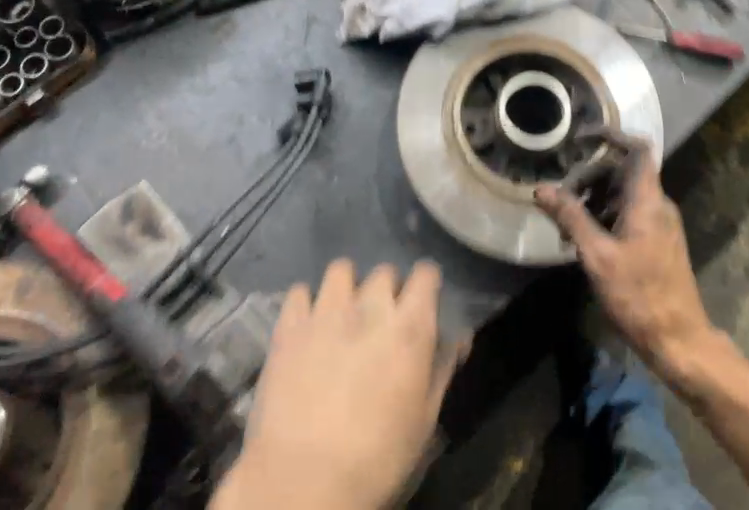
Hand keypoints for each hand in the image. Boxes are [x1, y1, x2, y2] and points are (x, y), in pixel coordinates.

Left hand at [211, 260, 459, 509]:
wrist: (305, 479)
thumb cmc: (377, 456)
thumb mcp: (424, 419)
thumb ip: (442, 370)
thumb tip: (460, 338)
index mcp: (410, 328)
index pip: (426, 275)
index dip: (426, 283)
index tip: (423, 299)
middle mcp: (370, 308)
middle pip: (384, 272)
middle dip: (387, 289)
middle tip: (382, 319)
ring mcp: (325, 312)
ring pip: (341, 270)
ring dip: (346, 287)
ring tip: (342, 314)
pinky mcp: (289, 326)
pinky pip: (298, 292)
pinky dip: (306, 303)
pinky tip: (308, 326)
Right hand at [534, 146, 719, 386]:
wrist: (678, 338)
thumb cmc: (638, 294)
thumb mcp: (597, 256)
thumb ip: (571, 218)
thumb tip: (542, 189)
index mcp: (648, 200)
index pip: (637, 149)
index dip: (611, 135)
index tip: (580, 138)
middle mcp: (658, 204)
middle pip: (623, 172)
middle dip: (589, 177)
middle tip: (560, 198)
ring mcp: (660, 224)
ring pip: (623, 195)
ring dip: (593, 201)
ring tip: (566, 227)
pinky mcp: (658, 242)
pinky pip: (628, 215)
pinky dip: (604, 218)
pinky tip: (584, 244)